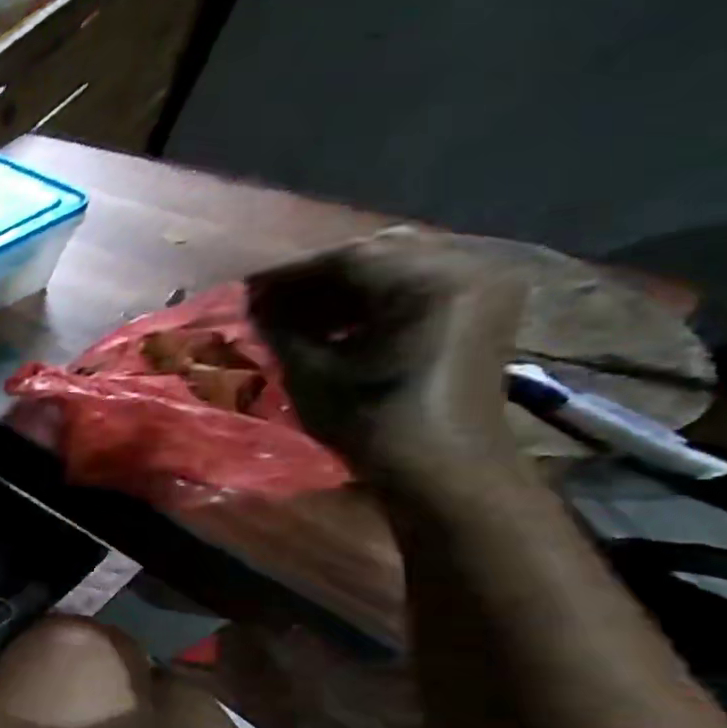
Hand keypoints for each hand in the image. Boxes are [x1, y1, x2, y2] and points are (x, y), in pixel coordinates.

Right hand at [245, 229, 530, 489]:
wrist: (446, 472)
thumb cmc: (374, 424)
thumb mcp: (313, 374)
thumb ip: (281, 330)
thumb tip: (256, 304)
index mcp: (426, 279)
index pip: (343, 258)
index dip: (287, 275)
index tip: (246, 288)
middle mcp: (463, 264)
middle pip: (373, 255)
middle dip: (316, 278)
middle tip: (270, 300)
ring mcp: (480, 284)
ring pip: (396, 268)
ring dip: (343, 289)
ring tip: (297, 314)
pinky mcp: (481, 307)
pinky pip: (418, 285)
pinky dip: (374, 298)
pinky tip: (336, 322)